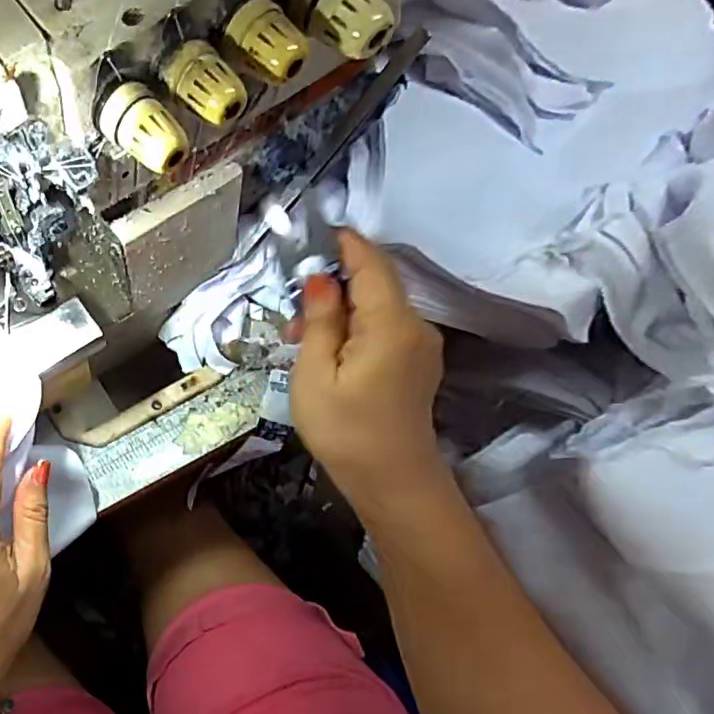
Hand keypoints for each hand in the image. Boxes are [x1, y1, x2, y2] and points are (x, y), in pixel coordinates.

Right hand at [291, 229, 446, 502]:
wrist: (392, 481)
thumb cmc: (344, 430)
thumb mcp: (314, 375)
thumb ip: (320, 322)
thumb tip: (319, 280)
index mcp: (391, 324)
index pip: (371, 265)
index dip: (345, 245)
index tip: (316, 233)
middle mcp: (416, 326)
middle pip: (376, 285)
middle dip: (334, 286)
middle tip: (292, 314)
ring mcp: (421, 346)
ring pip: (378, 309)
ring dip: (341, 312)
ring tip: (302, 340)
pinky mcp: (417, 364)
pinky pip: (385, 330)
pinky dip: (355, 329)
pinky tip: (328, 353)